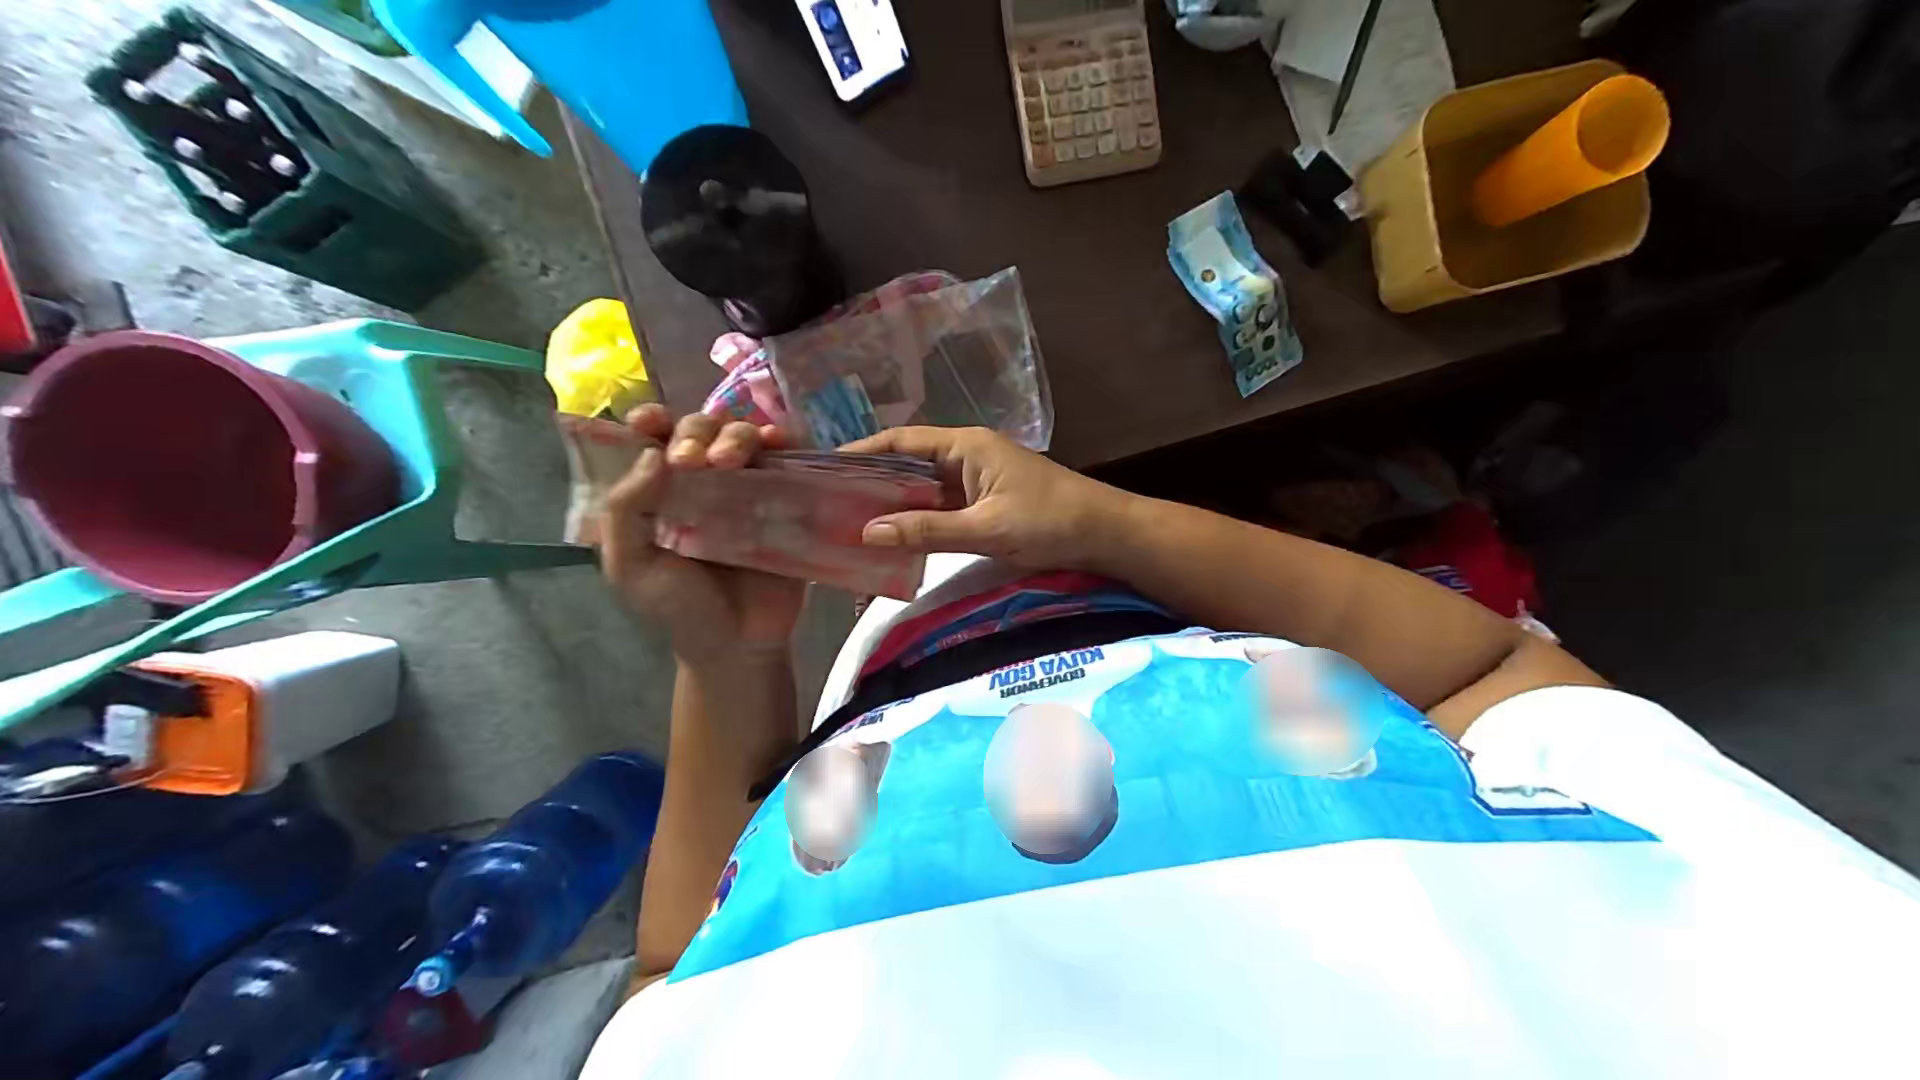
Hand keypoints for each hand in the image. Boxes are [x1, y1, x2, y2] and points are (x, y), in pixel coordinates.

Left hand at [599, 405, 807, 666]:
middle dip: (695, 431)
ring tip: (729, 461)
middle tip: (691, 461)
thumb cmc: (678, 607)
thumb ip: (625, 511)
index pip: (655, 438)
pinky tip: (777, 443)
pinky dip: (786, 441)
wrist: (735, 643)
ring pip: (745, 435)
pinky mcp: (786, 499)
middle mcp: (705, 480)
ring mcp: (749, 487)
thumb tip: (653, 453)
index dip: (652, 420)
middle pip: (703, 428)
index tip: (647, 422)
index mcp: (662, 490)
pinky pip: (789, 458)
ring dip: (736, 434)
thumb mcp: (630, 566)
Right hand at [841, 426, 1136, 570]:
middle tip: (830, 504)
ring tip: (851, 523)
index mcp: (965, 446)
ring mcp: (975, 480)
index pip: (902, 441)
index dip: (862, 452)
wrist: (1104, 534)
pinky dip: (918, 521)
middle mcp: (966, 456)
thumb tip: (868, 532)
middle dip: (872, 483)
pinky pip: (941, 508)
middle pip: (908, 464)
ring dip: (893, 505)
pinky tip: (894, 539)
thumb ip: (927, 530)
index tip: (824, 469)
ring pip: (923, 489)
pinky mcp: (984, 504)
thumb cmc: (1049, 522)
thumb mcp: (986, 529)